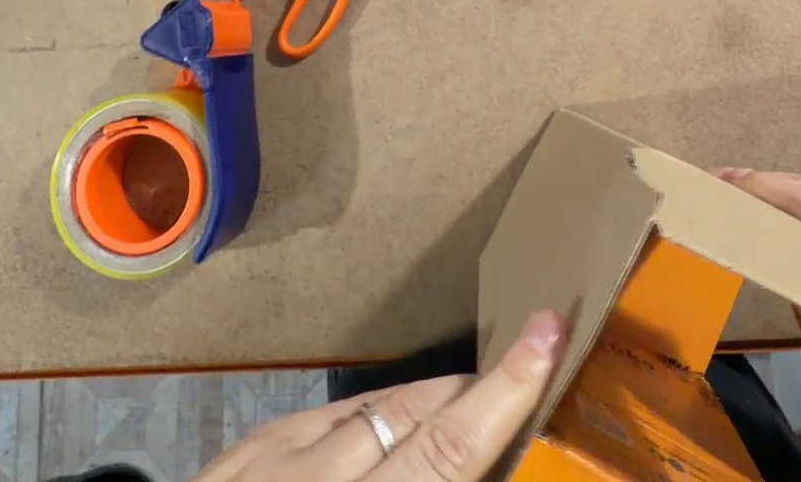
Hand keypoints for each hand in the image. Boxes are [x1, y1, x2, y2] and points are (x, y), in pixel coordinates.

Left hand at [196, 310, 565, 481]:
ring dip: (427, 404)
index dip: (505, 390)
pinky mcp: (252, 446)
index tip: (548, 332)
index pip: (446, 448)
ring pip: (377, 404)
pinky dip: (372, 416)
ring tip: (461, 406)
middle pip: (416, 412)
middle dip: (473, 394)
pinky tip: (387, 425)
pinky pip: (333, 413)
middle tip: (516, 384)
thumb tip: (471, 458)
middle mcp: (315, 472)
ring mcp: (276, 453)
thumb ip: (428, 474)